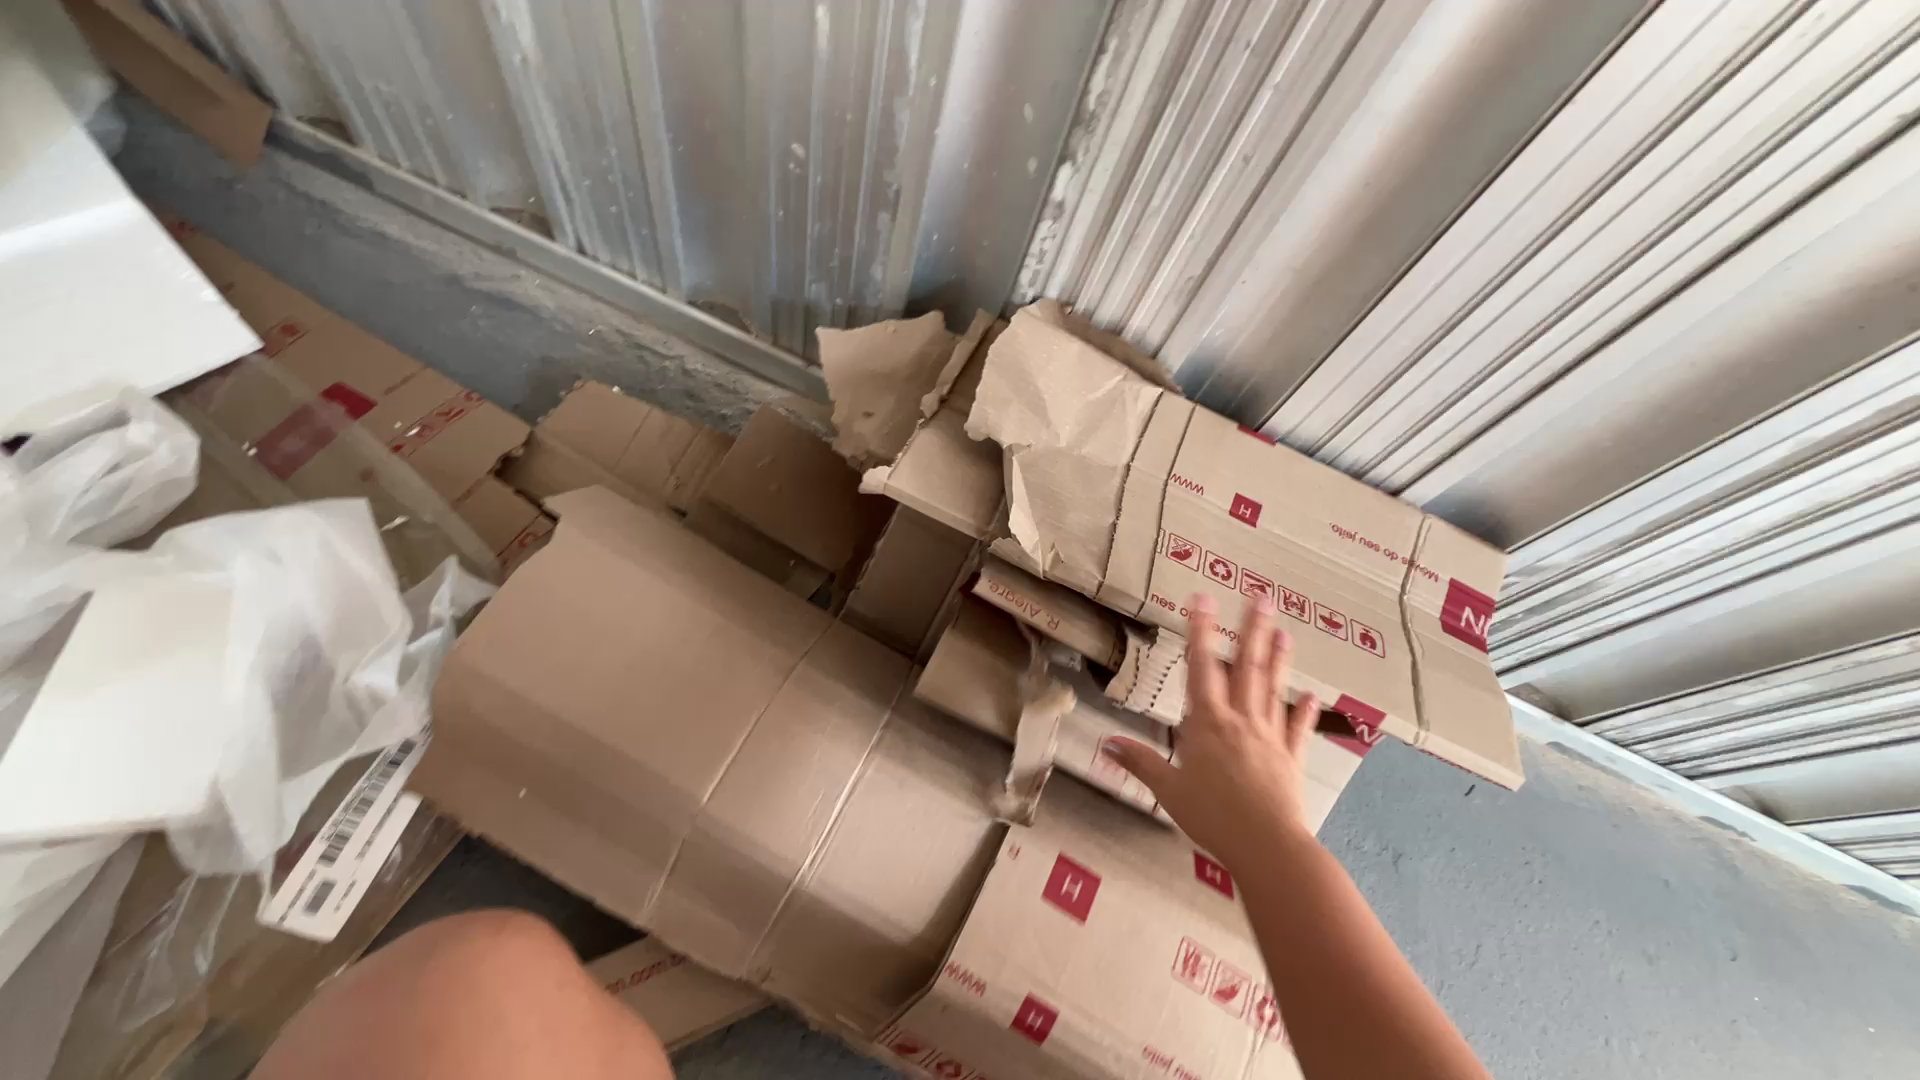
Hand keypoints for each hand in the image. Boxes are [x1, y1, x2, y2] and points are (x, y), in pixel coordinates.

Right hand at [1106, 592, 1320, 869]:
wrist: (1267, 845)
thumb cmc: (1212, 815)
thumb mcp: (1167, 789)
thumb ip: (1141, 762)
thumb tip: (1107, 742)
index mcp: (1208, 723)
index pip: (1201, 667)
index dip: (1200, 631)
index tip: (1203, 599)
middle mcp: (1241, 720)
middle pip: (1247, 667)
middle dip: (1251, 630)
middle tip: (1261, 597)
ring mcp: (1270, 737)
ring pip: (1273, 689)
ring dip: (1278, 659)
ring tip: (1284, 631)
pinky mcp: (1290, 758)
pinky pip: (1297, 729)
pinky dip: (1304, 711)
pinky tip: (1310, 696)